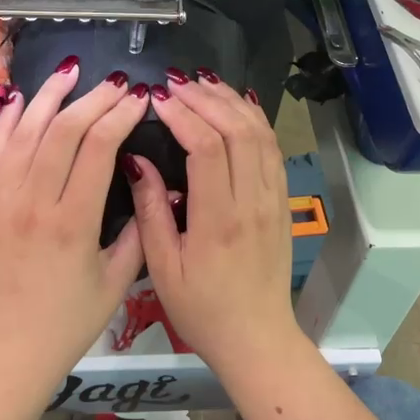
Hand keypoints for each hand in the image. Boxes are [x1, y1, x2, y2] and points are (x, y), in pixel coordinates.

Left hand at [0, 59, 148, 398]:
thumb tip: (148, 183)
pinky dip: (7, 122)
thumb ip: (137, 232)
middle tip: (116, 82)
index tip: (139, 98)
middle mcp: (32, 204)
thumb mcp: (115, 285)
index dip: (121, 114)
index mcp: (72, 223)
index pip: (99, 147)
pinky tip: (21, 101)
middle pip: (63, 130)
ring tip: (71, 72)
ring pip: (24, 132)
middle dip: (94, 98)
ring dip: (50, 97)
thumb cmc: (63, 325)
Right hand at [126, 69, 300, 373]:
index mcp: (220, 220)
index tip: (158, 97)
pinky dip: (255, 117)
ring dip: (231, 101)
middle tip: (176, 82)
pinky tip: (237, 102)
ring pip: (260, 132)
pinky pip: (273, 146)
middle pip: (238, 130)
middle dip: (206, 98)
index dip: (184, 115)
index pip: (208, 148)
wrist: (257, 337)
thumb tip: (136, 160)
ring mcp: (273, 197)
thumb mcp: (163, 269)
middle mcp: (253, 201)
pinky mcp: (282, 199)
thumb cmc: (202, 309)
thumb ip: (151, 211)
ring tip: (202, 83)